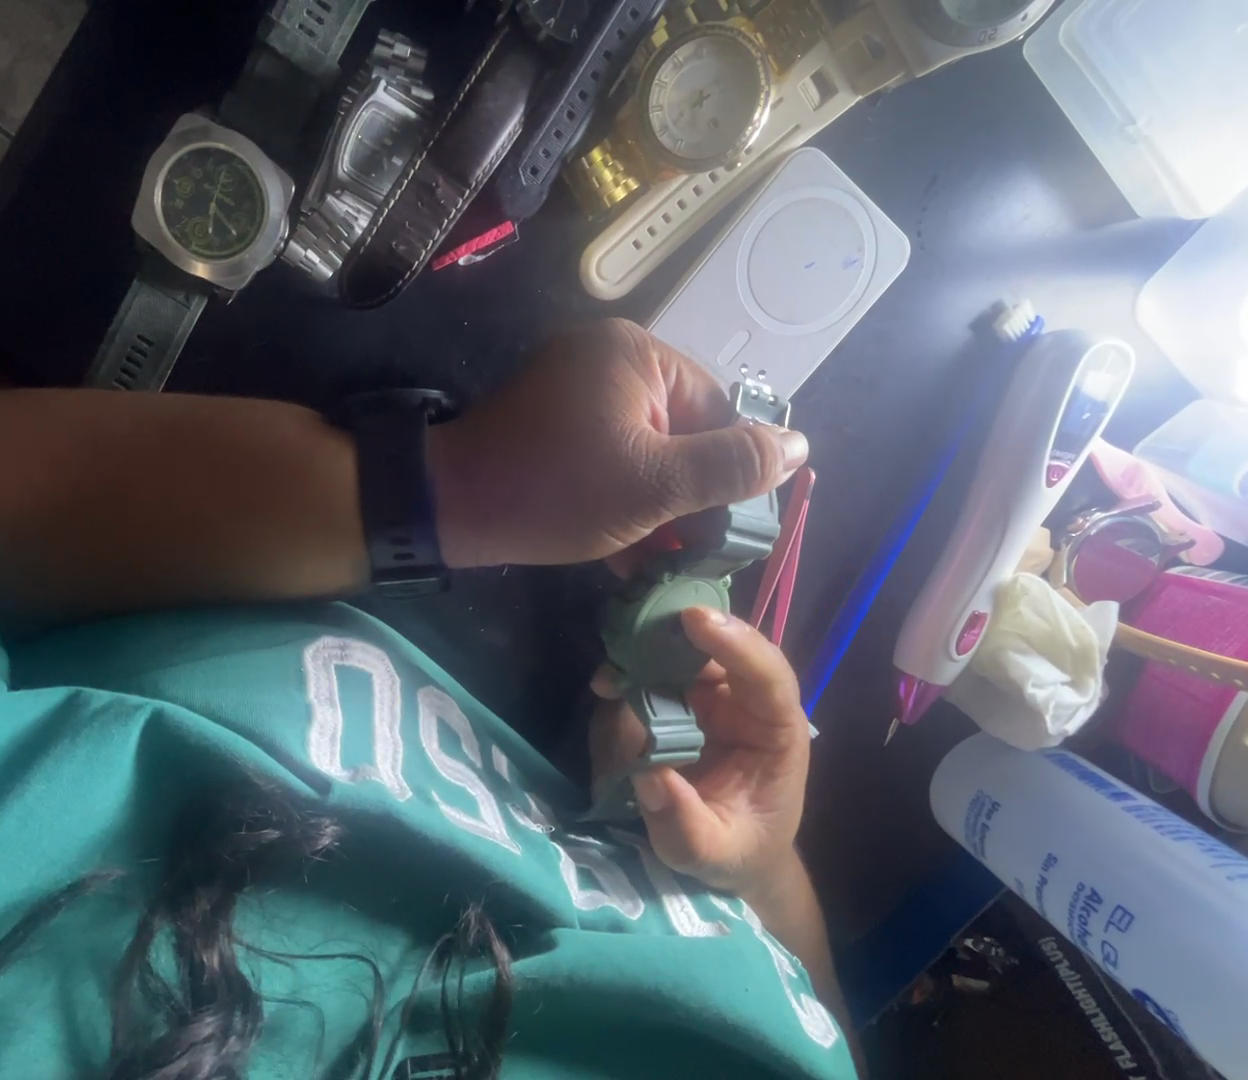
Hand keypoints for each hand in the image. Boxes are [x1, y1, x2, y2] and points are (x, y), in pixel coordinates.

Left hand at [427, 319, 806, 567]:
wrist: (449, 508)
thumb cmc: (555, 492)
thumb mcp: (656, 485)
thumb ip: (731, 466)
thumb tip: (799, 446)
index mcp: (637, 355)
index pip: (717, 410)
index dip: (728, 472)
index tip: (727, 529)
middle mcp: (606, 359)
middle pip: (679, 429)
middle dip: (687, 494)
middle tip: (692, 550)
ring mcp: (572, 389)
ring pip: (642, 448)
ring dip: (654, 505)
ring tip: (659, 556)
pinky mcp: (549, 422)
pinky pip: (605, 453)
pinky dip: (619, 495)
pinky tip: (627, 547)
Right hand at [590, 606, 810, 893]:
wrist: (731, 853)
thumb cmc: (735, 850)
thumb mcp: (709, 853)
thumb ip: (684, 822)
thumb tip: (650, 774)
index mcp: (776, 733)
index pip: (769, 677)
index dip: (737, 643)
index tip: (694, 620)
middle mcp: (748, 704)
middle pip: (722, 650)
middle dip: (678, 636)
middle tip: (631, 635)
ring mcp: (715, 699)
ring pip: (686, 655)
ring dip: (648, 654)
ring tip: (611, 676)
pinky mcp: (685, 702)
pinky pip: (660, 673)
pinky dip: (633, 672)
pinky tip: (609, 685)